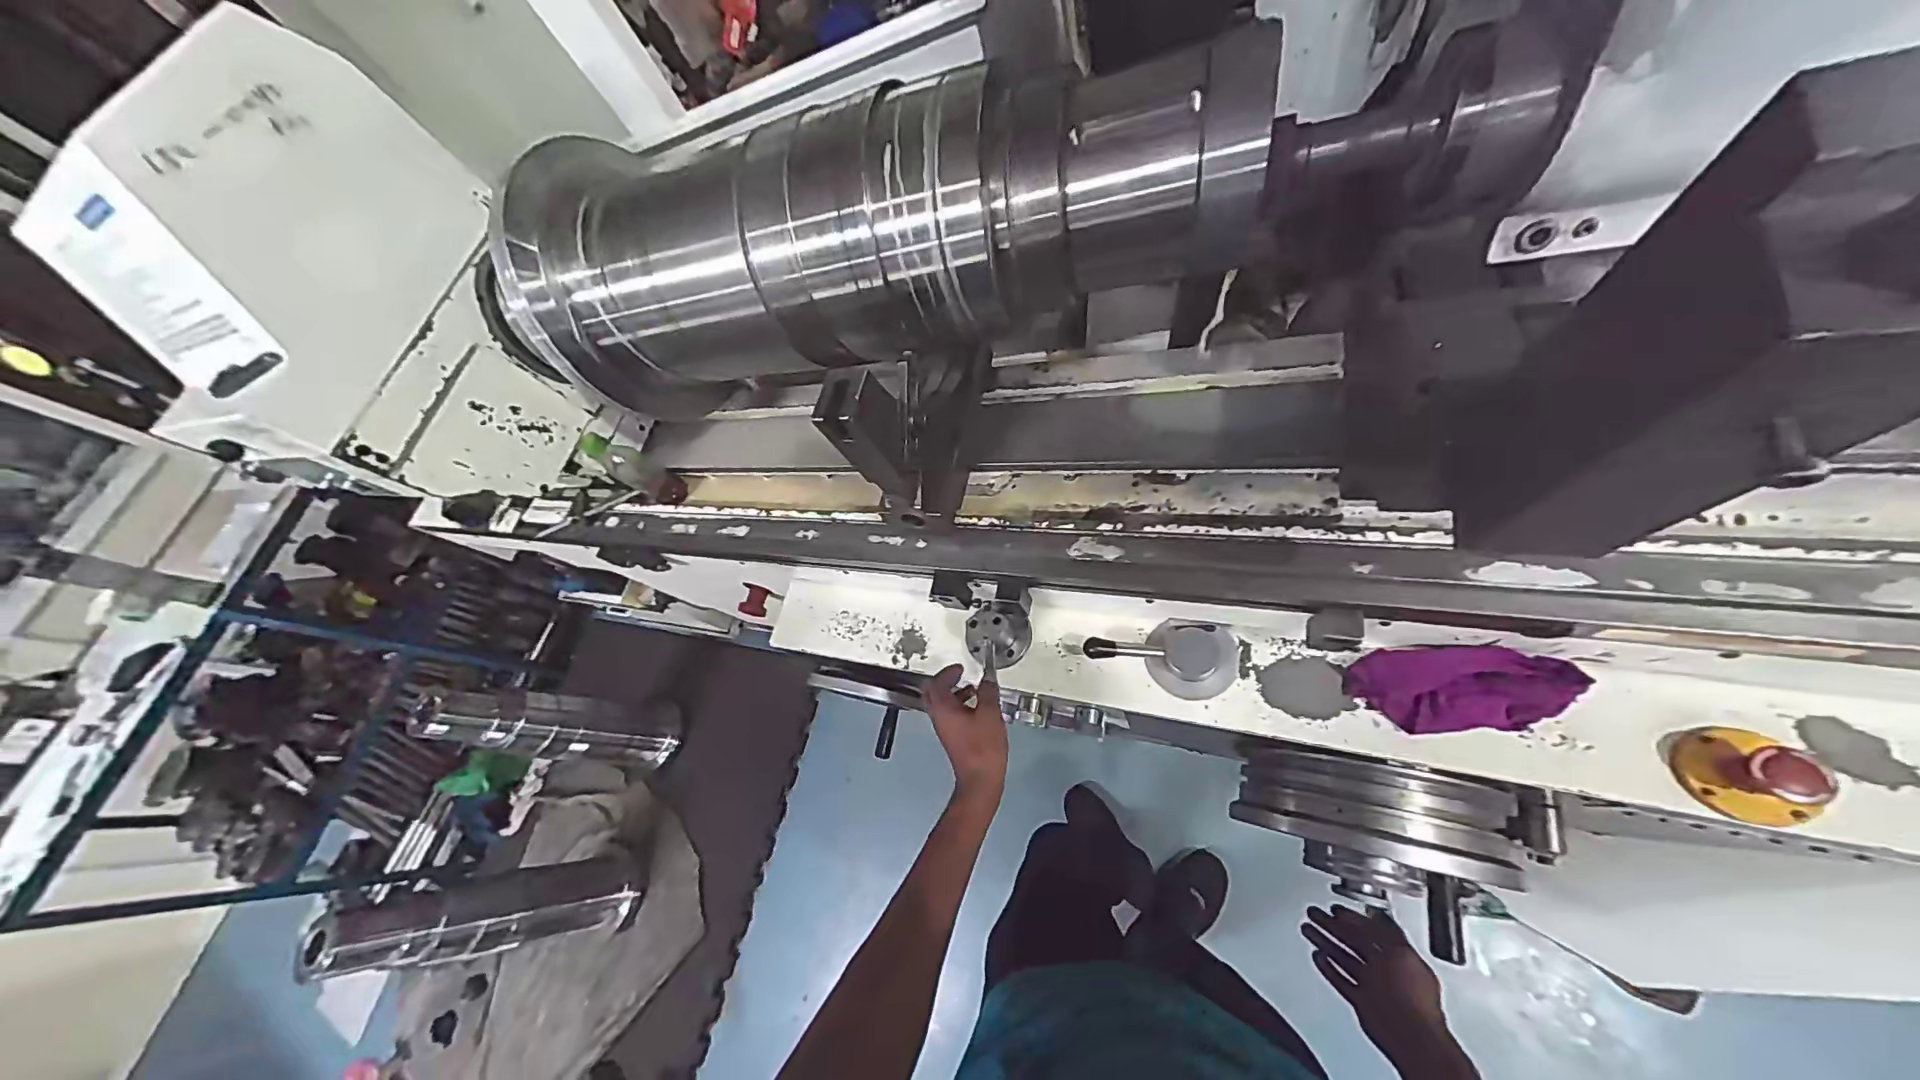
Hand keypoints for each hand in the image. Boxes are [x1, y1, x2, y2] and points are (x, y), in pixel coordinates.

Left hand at [921, 664, 1007, 804]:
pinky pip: (950, 715)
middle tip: (959, 675)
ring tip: (973, 690)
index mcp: (943, 708)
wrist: (980, 778)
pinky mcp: (952, 738)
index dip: (948, 672)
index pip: (937, 682)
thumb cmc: (983, 748)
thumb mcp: (990, 713)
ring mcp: (944, 729)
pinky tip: (977, 709)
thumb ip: (988, 692)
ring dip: (955, 693)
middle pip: (934, 693)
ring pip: (942, 704)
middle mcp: (939, 718)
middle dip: (946, 681)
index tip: (959, 668)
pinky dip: (960, 705)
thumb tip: (987, 680)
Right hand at [1303, 905, 1474, 1076]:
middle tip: (1315, 914)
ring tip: (1308, 929)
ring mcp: (1375, 987)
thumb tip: (1372, 914)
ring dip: (1326, 942)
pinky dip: (1329, 968)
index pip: (1374, 931)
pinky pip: (1342, 980)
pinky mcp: (1363, 1003)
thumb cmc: (1413, 999)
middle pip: (1355, 942)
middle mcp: (1388, 971)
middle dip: (1333, 926)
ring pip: (1345, 958)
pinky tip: (1318, 957)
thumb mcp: (1398, 952)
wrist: (1412, 1038)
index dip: (1354, 917)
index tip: (1336, 909)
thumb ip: (1382, 931)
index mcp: (1401, 958)